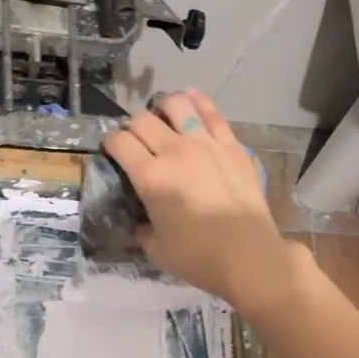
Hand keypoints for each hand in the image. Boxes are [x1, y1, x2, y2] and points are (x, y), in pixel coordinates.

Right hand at [101, 90, 299, 310]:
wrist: (248, 255)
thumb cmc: (198, 257)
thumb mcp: (156, 249)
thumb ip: (142, 229)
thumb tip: (141, 220)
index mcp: (150, 177)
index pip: (120, 143)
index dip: (110, 143)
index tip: (112, 150)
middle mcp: (174, 152)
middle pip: (143, 120)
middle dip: (132, 126)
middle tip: (135, 138)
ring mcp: (205, 144)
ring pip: (177, 105)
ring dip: (162, 106)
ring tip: (162, 115)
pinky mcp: (231, 145)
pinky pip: (211, 112)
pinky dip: (197, 102)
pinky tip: (191, 100)